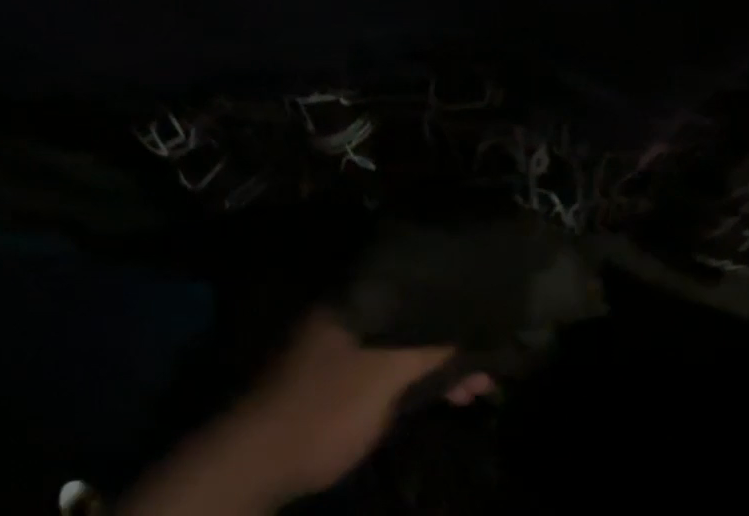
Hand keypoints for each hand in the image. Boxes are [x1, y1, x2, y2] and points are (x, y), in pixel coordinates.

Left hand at [221, 310, 489, 496]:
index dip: (454, 308)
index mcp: (356, 303)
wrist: (260, 459)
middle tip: (488, 369)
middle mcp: (349, 317)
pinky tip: (441, 398)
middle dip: (451, 344)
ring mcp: (342, 350)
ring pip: (403, 350)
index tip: (486, 324)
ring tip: (475, 390)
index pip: (416, 289)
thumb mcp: (385, 376)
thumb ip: (426, 349)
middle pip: (413, 321)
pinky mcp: (339, 382)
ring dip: (438, 368)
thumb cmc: (326, 407)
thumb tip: (466, 327)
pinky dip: (415, 382)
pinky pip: (389, 371)